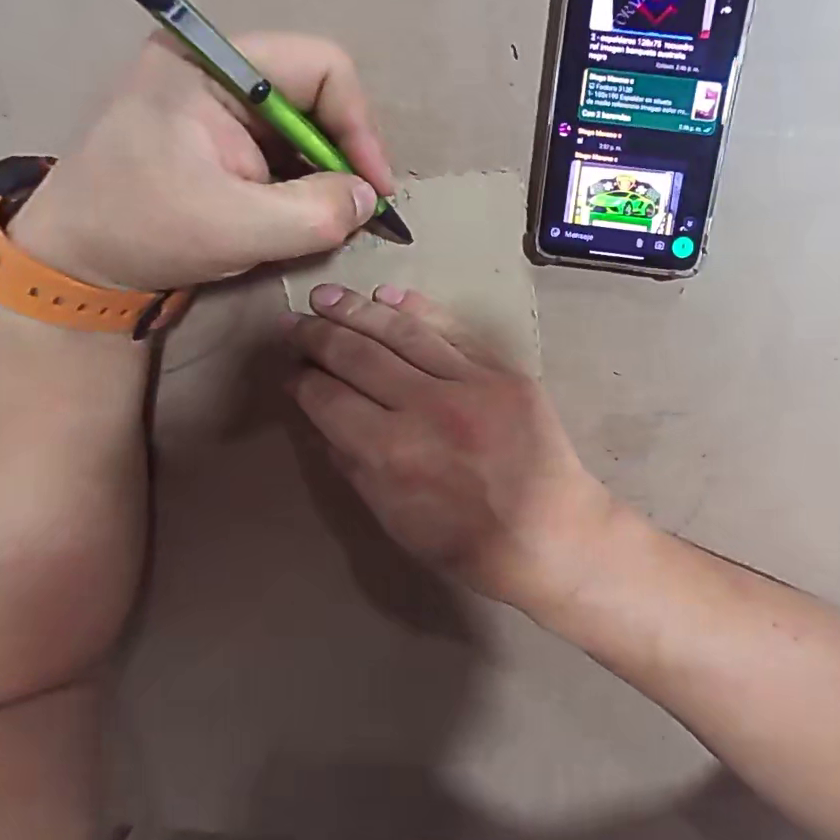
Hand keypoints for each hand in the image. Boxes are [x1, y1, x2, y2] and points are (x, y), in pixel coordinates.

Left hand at [9, 31, 397, 290]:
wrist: (79, 260)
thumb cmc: (144, 232)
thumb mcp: (237, 229)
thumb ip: (314, 213)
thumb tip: (368, 199)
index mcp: (211, 66)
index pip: (321, 68)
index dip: (360, 126)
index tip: (374, 188)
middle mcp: (219, 70)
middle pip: (319, 93)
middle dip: (348, 152)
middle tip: (362, 207)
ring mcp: (221, 103)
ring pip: (308, 124)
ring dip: (330, 172)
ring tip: (338, 217)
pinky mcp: (223, 136)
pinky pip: (288, 148)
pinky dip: (309, 182)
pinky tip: (311, 215)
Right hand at [284, 283, 616, 605]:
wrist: (550, 534)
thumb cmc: (467, 543)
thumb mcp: (395, 520)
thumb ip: (354, 465)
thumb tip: (324, 418)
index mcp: (389, 453)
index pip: (328, 399)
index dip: (302, 381)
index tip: (290, 370)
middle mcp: (423, 407)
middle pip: (357, 355)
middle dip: (317, 336)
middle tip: (294, 323)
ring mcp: (468, 383)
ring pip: (401, 332)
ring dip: (358, 310)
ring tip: (328, 296)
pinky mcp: (502, 372)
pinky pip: (453, 330)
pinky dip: (419, 310)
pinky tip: (388, 297)